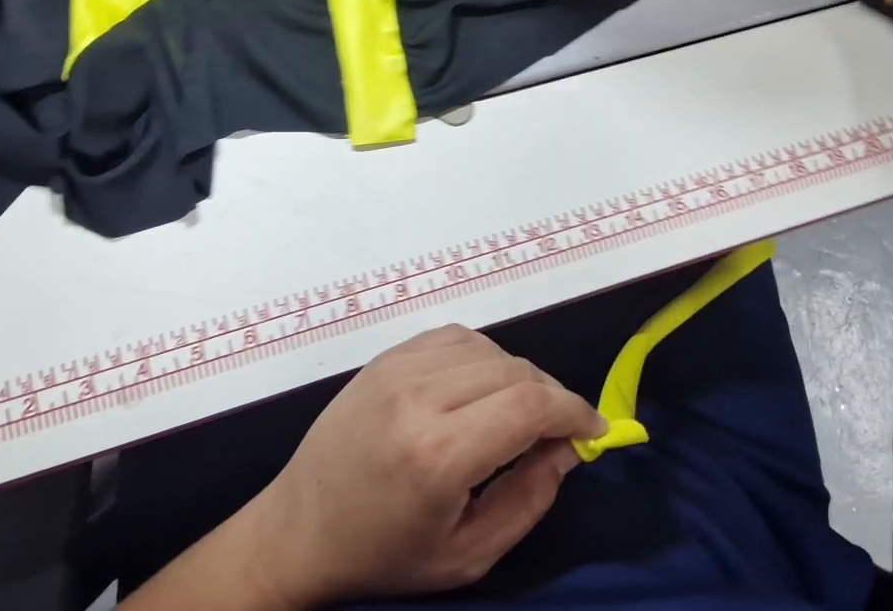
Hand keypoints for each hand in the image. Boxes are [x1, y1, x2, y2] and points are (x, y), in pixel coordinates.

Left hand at [242, 325, 606, 605]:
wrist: (299, 530)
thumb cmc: (385, 555)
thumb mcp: (469, 554)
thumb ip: (530, 498)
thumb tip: (569, 447)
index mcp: (438, 454)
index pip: (530, 403)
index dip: (574, 411)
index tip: (593, 430)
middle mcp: (418, 397)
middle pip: (515, 370)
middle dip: (551, 397)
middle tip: (556, 433)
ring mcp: (397, 369)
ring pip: (489, 348)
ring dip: (518, 376)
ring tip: (514, 414)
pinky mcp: (385, 357)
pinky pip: (455, 337)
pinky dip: (482, 357)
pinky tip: (478, 389)